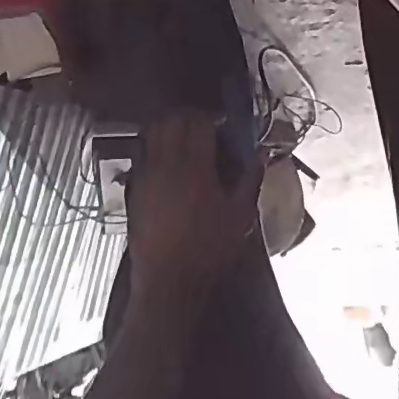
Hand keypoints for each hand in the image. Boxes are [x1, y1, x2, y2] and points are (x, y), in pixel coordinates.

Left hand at [127, 110, 260, 301]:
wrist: (169, 282)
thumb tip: (263, 154)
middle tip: (202, 125)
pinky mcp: (135, 188)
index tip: (220, 124)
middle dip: (188, 116)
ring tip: (182, 135)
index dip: (210, 117)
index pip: (198, 122)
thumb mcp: (239, 216)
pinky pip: (140, 153)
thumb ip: (250, 179)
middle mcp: (167, 164)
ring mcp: (147, 175)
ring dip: (167, 125)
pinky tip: (165, 158)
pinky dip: (152, 144)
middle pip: (172, 120)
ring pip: (151, 132)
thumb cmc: (209, 249)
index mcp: (195, 167)